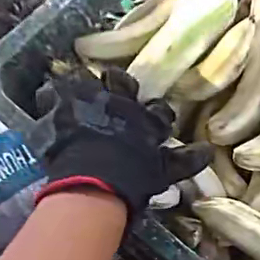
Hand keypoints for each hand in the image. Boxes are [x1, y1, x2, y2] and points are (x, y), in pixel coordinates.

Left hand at [35, 69, 209, 219]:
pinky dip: (51, 97)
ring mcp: (87, 100)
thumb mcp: (165, 172)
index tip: (155, 117)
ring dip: (83, 84)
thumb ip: (185, 161)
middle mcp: (119, 102)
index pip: (158, 110)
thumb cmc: (134, 179)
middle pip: (121, 81)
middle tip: (113, 89)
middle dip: (119, 84)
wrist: (95, 179)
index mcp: (145, 119)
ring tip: (77, 91)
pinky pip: (50, 92)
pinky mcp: (57, 106)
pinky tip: (49, 101)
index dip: (157, 113)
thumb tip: (209, 151)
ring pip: (85, 79)